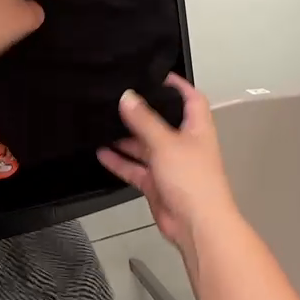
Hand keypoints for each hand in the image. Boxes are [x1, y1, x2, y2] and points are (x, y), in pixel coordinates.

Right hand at [95, 75, 233, 254]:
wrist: (196, 224)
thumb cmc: (194, 182)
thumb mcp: (165, 143)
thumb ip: (144, 120)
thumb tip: (128, 97)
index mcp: (196, 129)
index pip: (191, 99)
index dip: (177, 85)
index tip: (157, 75)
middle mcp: (184, 145)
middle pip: (162, 122)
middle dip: (142, 113)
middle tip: (119, 101)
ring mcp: (170, 165)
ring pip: (145, 146)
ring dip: (126, 139)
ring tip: (104, 126)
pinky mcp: (157, 184)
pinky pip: (135, 168)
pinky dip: (120, 162)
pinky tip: (102, 153)